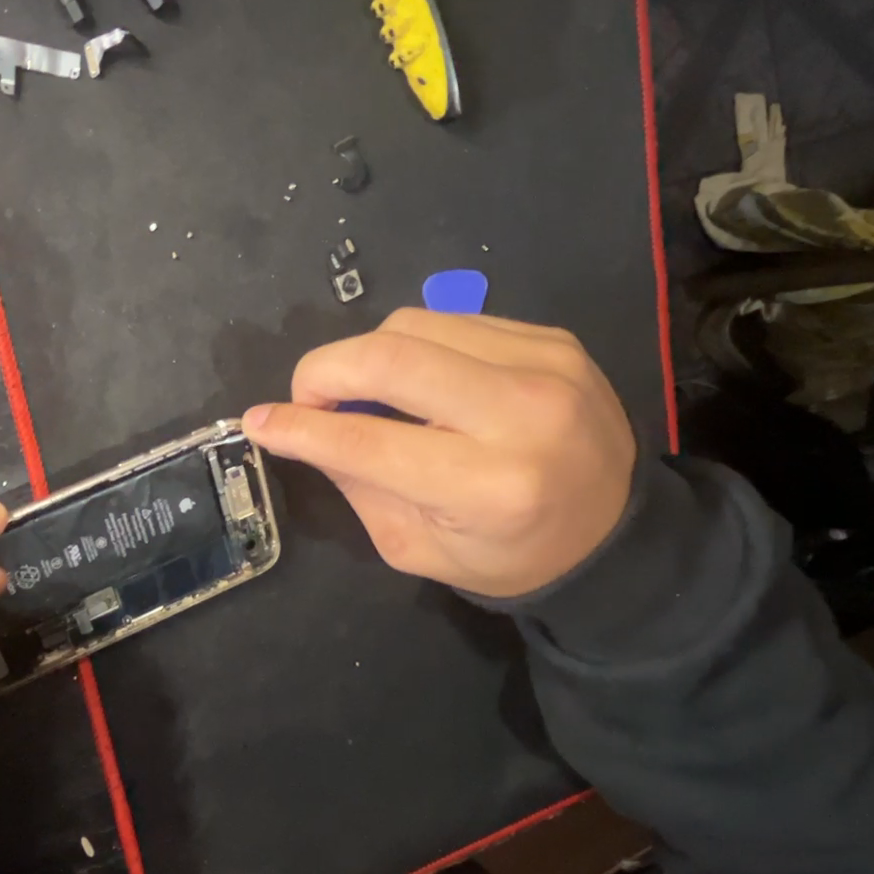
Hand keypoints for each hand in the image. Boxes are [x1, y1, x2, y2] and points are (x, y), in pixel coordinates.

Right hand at [243, 309, 636, 597]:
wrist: (615, 533)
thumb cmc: (504, 553)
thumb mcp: (414, 546)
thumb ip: (356, 483)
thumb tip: (301, 427)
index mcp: (485, 488)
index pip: (366, 442)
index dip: (299, 427)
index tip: (257, 421)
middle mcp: (521, 415)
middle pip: (389, 358)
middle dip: (322, 370)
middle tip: (306, 397)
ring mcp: (544, 365)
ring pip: (413, 325)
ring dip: (366, 355)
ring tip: (368, 392)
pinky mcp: (551, 339)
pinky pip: (450, 320)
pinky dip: (413, 346)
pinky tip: (418, 380)